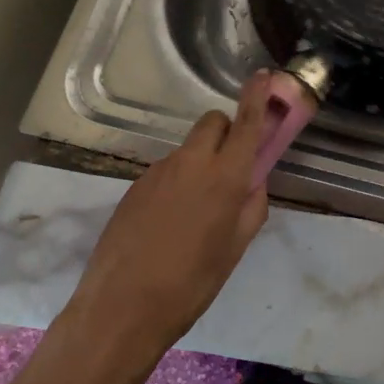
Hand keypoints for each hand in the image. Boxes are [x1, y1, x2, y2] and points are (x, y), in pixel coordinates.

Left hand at [68, 74, 270, 353]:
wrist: (120, 309)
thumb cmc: (190, 284)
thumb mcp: (234, 250)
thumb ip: (251, 207)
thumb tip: (253, 183)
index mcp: (224, 177)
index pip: (246, 123)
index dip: (257, 96)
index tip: (263, 74)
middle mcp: (192, 163)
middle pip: (213, 122)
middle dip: (226, 132)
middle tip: (229, 165)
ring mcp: (159, 171)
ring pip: (189, 149)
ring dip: (199, 162)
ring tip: (193, 213)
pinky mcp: (135, 185)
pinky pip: (166, 171)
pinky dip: (175, 184)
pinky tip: (167, 225)